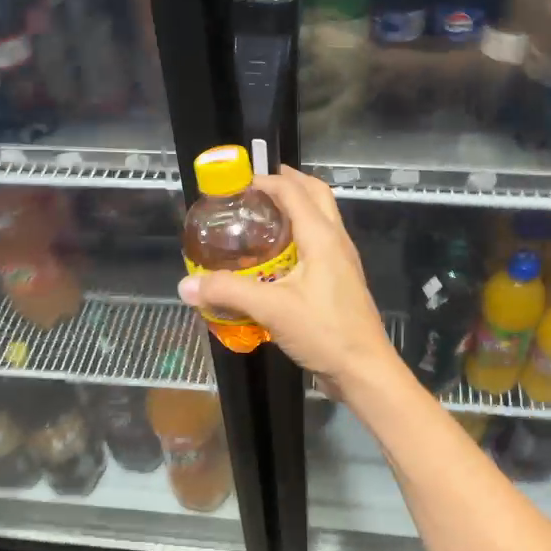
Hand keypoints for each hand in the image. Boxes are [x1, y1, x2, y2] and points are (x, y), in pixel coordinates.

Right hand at [178, 166, 399, 390]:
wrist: (364, 370)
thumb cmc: (324, 332)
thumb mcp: (272, 309)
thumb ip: (228, 292)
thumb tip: (187, 285)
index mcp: (323, 237)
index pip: (294, 192)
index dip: (267, 181)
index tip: (238, 183)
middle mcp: (337, 242)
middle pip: (316, 195)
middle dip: (288, 184)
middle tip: (257, 188)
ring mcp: (343, 263)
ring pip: (322, 220)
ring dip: (297, 210)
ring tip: (264, 219)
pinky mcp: (341, 283)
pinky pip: (321, 246)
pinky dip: (300, 238)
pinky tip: (278, 260)